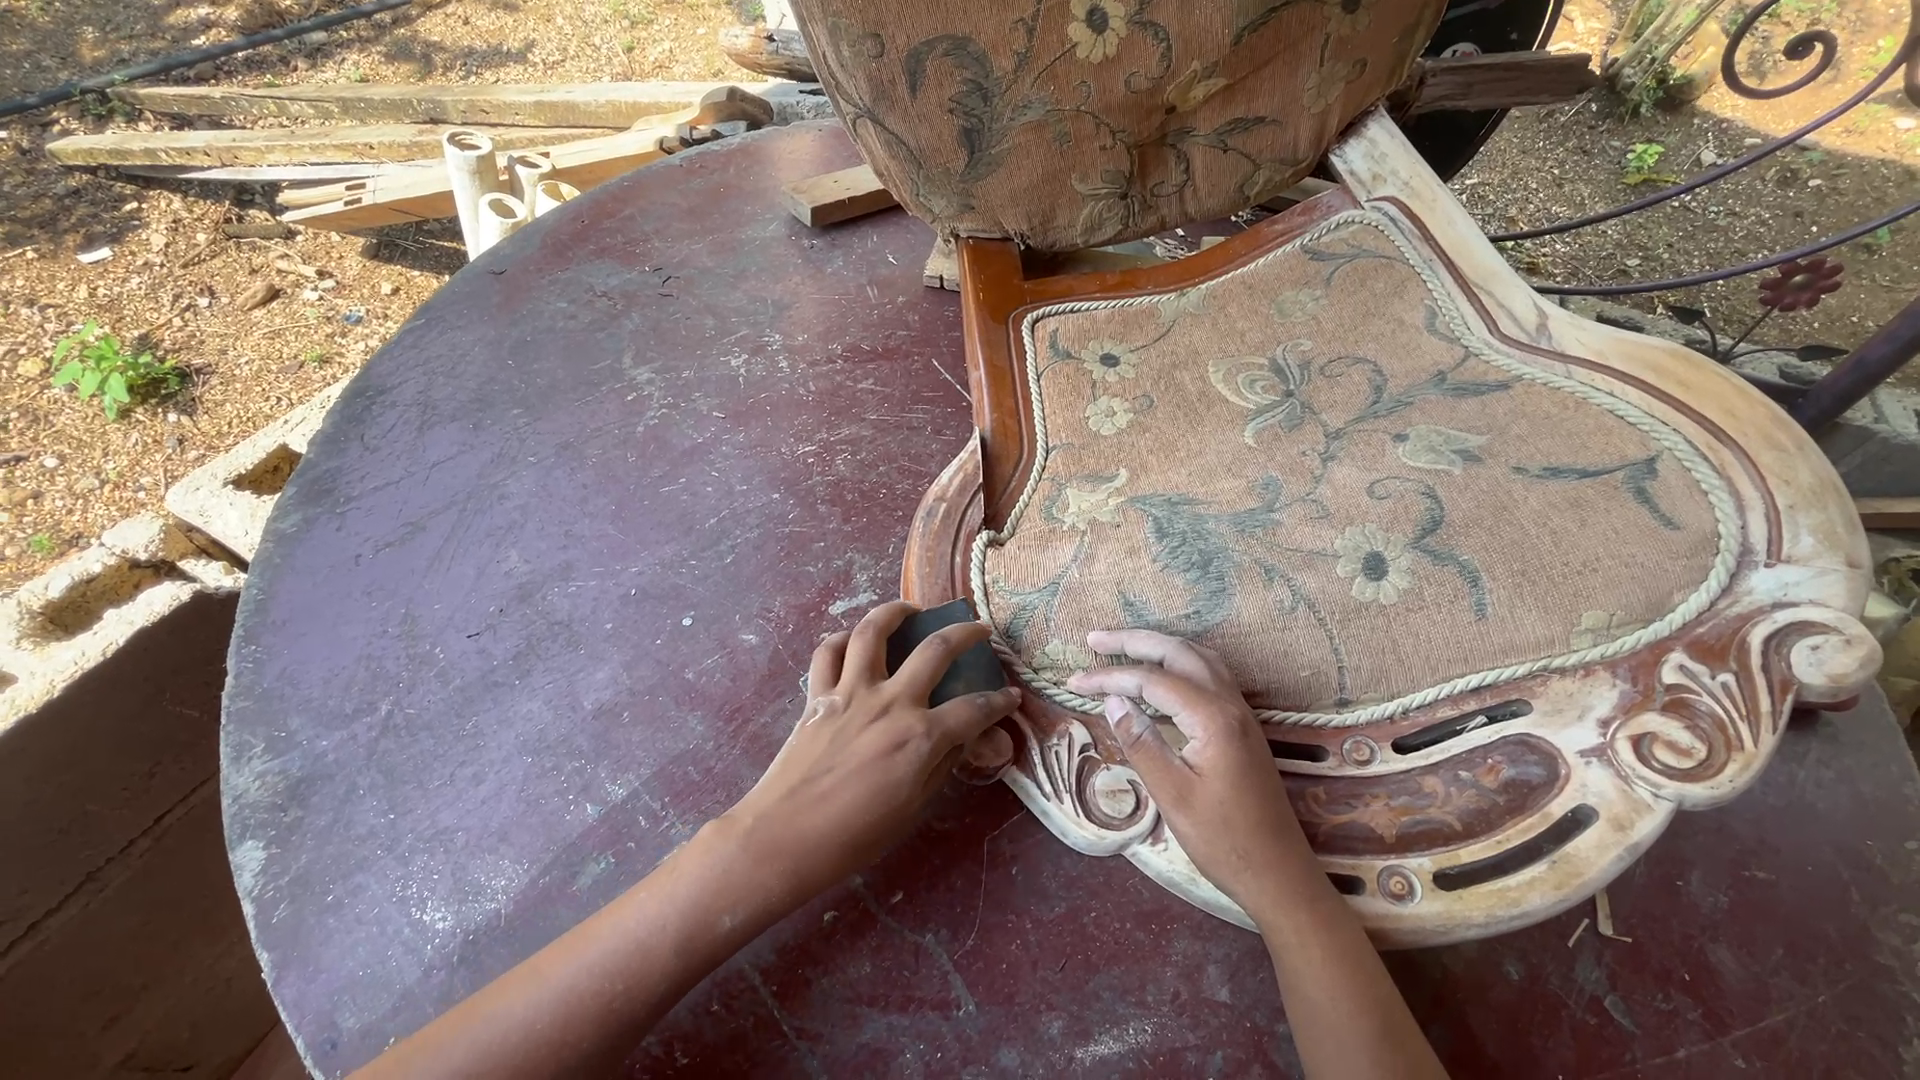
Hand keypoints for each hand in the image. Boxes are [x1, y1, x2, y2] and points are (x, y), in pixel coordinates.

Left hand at [722, 601, 1022, 903]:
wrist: (785, 837)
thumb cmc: (856, 835)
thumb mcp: (914, 807)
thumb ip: (943, 765)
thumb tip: (970, 741)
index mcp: (921, 736)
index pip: (974, 710)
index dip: (999, 701)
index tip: (1012, 695)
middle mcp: (891, 702)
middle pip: (935, 650)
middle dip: (965, 634)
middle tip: (978, 629)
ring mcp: (851, 693)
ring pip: (874, 632)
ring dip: (896, 612)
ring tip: (910, 609)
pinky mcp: (817, 696)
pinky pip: (828, 653)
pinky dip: (841, 640)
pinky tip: (852, 641)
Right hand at [1066, 629, 1316, 922]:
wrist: (1279, 873)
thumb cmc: (1222, 841)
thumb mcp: (1172, 796)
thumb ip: (1141, 743)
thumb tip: (1112, 701)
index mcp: (1212, 718)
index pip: (1152, 680)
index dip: (1110, 676)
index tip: (1074, 680)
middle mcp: (1230, 704)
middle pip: (1179, 652)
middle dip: (1135, 641)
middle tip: (1094, 639)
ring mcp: (1241, 714)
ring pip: (1199, 659)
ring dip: (1160, 646)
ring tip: (1124, 646)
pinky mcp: (1243, 727)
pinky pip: (1210, 675)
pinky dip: (1179, 663)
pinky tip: (1162, 675)